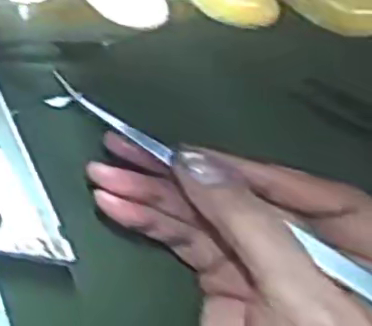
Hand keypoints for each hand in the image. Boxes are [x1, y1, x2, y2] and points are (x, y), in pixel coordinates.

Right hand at [88, 132, 371, 324]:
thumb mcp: (302, 297)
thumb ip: (253, 225)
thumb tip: (196, 162)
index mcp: (368, 271)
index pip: (321, 201)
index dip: (253, 172)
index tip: (188, 153)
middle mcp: (322, 271)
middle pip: (248, 205)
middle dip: (178, 178)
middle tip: (121, 150)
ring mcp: (275, 282)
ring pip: (205, 220)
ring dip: (148, 196)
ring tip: (102, 178)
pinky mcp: (233, 292)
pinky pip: (186, 243)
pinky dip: (146, 221)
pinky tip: (115, 206)